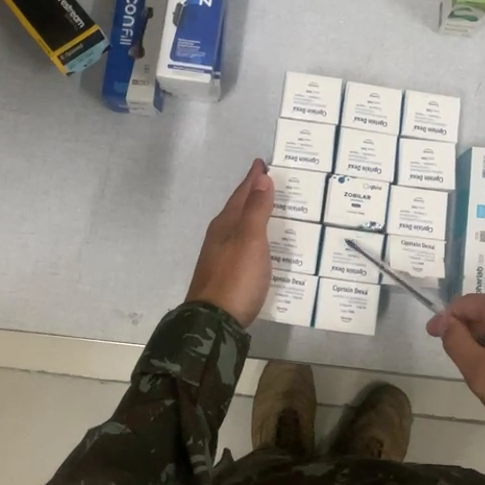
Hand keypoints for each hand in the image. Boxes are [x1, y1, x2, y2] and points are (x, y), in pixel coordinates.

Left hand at [185, 159, 276, 325]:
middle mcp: (220, 236)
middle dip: (253, 194)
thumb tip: (261, 178)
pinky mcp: (226, 274)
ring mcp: (220, 256)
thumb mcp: (250, 240)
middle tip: (269, 182)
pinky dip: (253, 236)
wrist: (214, 322)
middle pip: (238, 208)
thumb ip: (256, 210)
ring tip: (270, 208)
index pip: (241, 194)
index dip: (253, 178)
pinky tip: (261, 244)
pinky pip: (242, 244)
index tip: (262, 162)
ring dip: (253, 215)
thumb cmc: (235, 277)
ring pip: (239, 226)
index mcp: (225, 224)